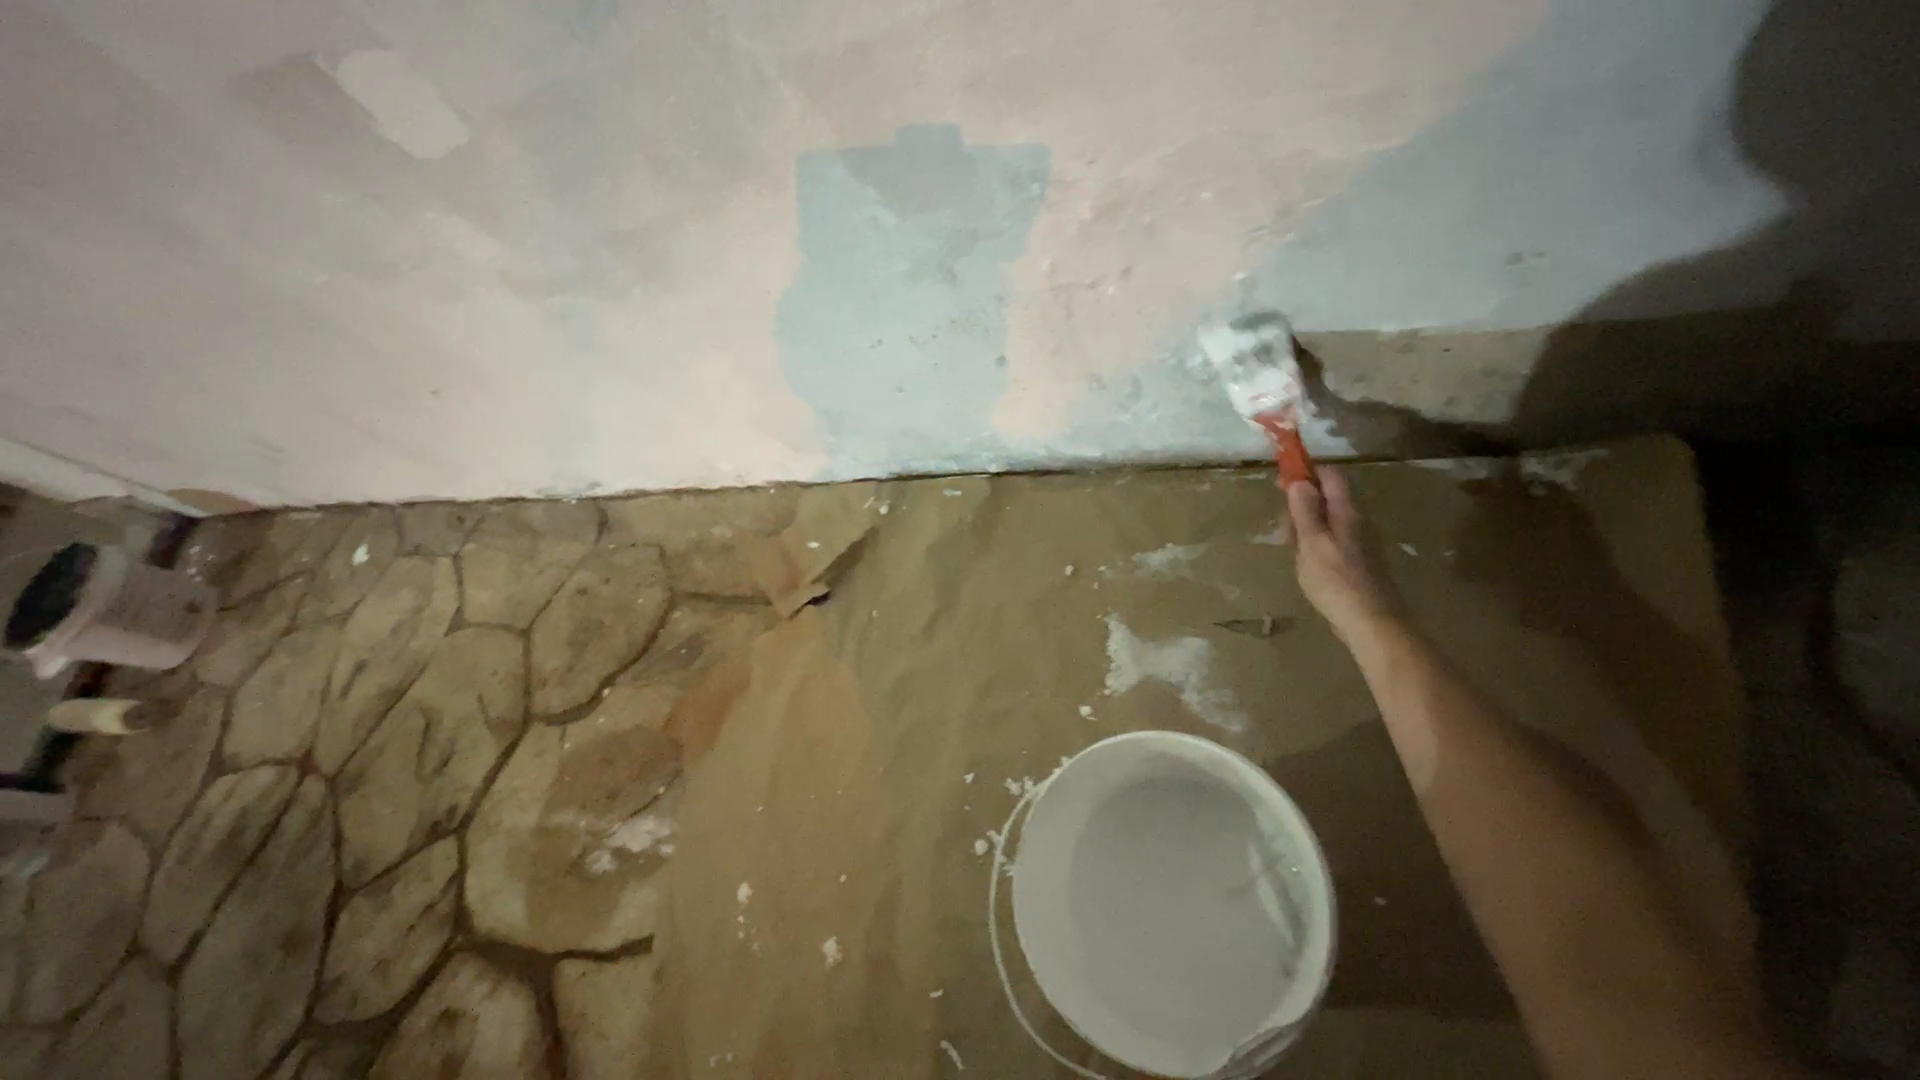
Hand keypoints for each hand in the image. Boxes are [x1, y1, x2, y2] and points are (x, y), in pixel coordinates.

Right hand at [1282, 467, 1400, 641]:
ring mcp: (1358, 542)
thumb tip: (1299, 481)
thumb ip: (1305, 510)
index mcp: (1347, 512)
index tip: (1281, 479)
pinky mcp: (1355, 562)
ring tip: (1290, 547)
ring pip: (1326, 521)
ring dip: (1305, 526)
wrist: (1370, 621)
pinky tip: (1304, 564)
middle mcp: (1356, 521)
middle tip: (1283, 524)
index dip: (1306, 471)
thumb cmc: (1335, 580)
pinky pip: (1330, 541)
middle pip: (1328, 497)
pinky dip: (1313, 544)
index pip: (1330, 475)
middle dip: (1302, 503)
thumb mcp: (1312, 542)